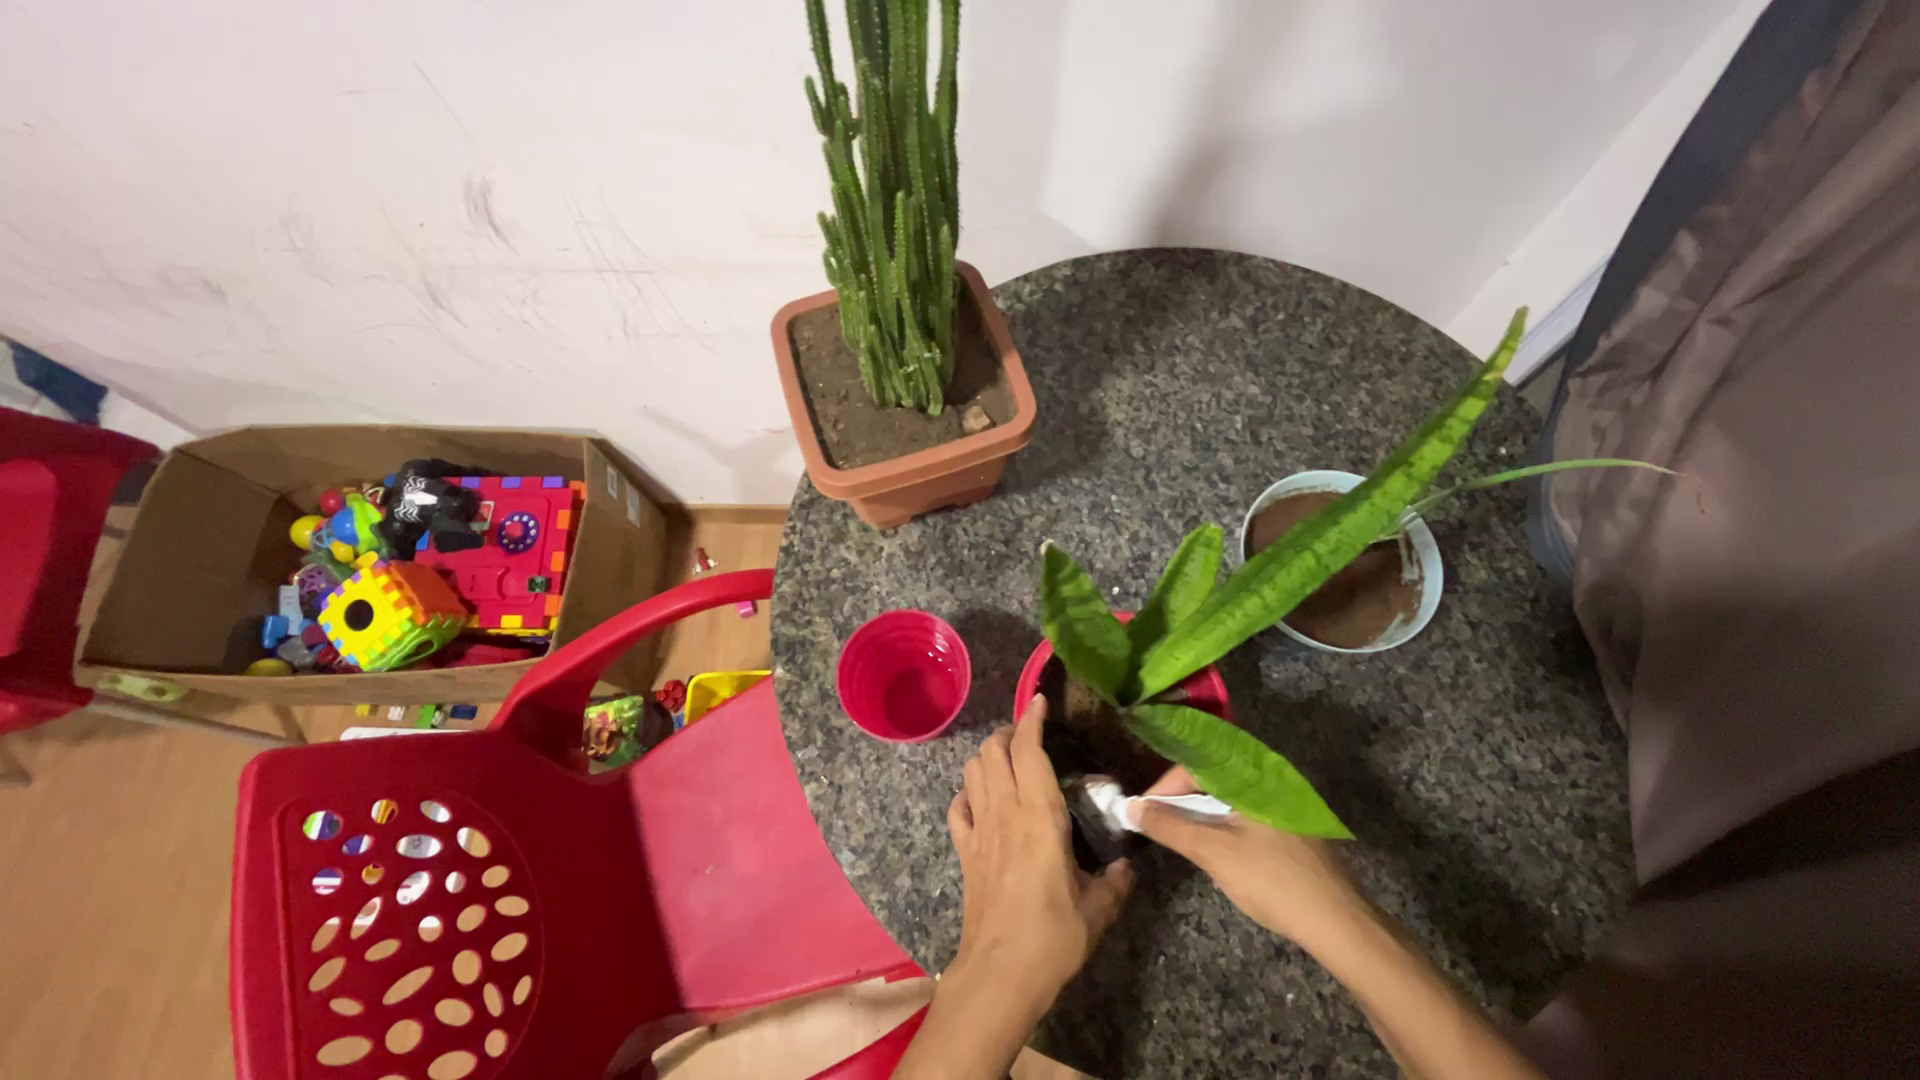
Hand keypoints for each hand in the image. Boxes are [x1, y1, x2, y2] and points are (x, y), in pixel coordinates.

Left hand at [945, 694, 1134, 1003]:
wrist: (999, 972)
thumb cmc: (1053, 935)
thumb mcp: (1097, 910)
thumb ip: (1116, 883)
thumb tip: (1129, 867)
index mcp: (1040, 815)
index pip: (1029, 751)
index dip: (1032, 720)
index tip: (1039, 701)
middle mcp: (1005, 811)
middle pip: (993, 751)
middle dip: (1008, 733)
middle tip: (1028, 735)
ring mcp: (979, 830)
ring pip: (972, 771)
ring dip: (987, 756)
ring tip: (1007, 759)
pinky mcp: (964, 852)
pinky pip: (957, 808)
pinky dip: (967, 793)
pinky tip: (980, 800)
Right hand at [1131, 767, 1370, 951]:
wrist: (1339, 922)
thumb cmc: (1273, 881)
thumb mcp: (1213, 853)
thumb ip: (1169, 826)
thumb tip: (1130, 807)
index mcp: (1253, 775)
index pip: (1196, 763)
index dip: (1164, 785)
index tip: (1141, 809)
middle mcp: (1271, 777)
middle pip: (1212, 773)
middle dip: (1179, 794)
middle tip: (1155, 819)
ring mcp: (1285, 800)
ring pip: (1229, 792)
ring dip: (1200, 807)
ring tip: (1177, 830)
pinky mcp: (1291, 823)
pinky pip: (1245, 807)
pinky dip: (1221, 817)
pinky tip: (1212, 841)